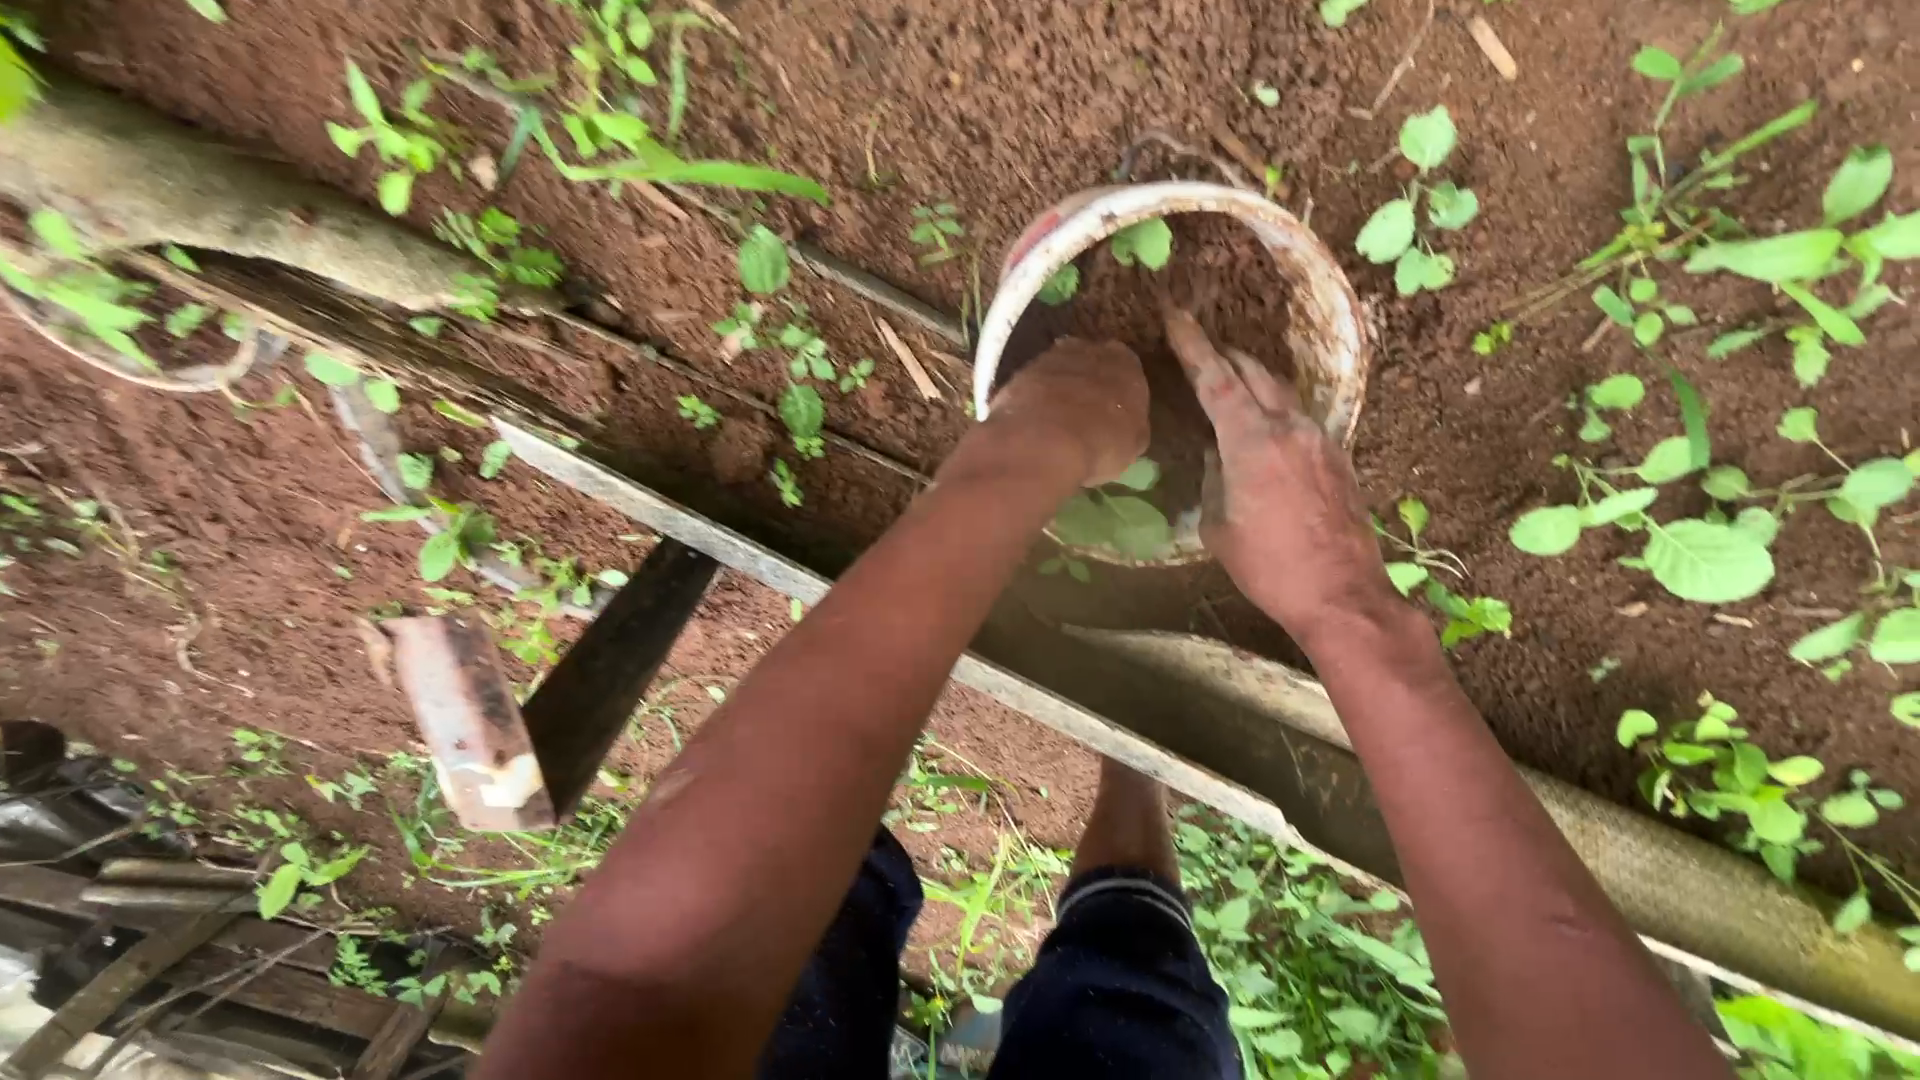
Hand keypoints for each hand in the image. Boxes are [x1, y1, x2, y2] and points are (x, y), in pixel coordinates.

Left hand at [986, 337, 1149, 485]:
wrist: (1045, 441)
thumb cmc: (1102, 443)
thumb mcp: (1132, 444)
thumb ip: (1131, 426)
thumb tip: (1126, 428)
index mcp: (1125, 363)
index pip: (1126, 368)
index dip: (1117, 390)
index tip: (1112, 410)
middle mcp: (1087, 350)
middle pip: (1088, 363)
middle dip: (1085, 384)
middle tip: (1082, 414)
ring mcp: (1048, 359)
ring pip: (1056, 372)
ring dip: (1055, 391)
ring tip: (1053, 423)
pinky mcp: (1017, 376)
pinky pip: (1030, 388)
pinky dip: (1031, 402)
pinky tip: (1031, 425)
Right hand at [1165, 309, 1399, 640]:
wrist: (1341, 593)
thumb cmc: (1268, 567)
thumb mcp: (1219, 526)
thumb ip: (1214, 477)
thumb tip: (1217, 453)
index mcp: (1252, 441)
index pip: (1216, 380)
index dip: (1193, 346)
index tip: (1176, 316)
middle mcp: (1290, 427)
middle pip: (1253, 373)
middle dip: (1223, 355)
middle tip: (1200, 346)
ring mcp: (1319, 439)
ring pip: (1279, 391)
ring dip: (1251, 379)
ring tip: (1228, 379)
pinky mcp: (1337, 456)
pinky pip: (1297, 416)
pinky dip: (1273, 408)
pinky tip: (1261, 423)